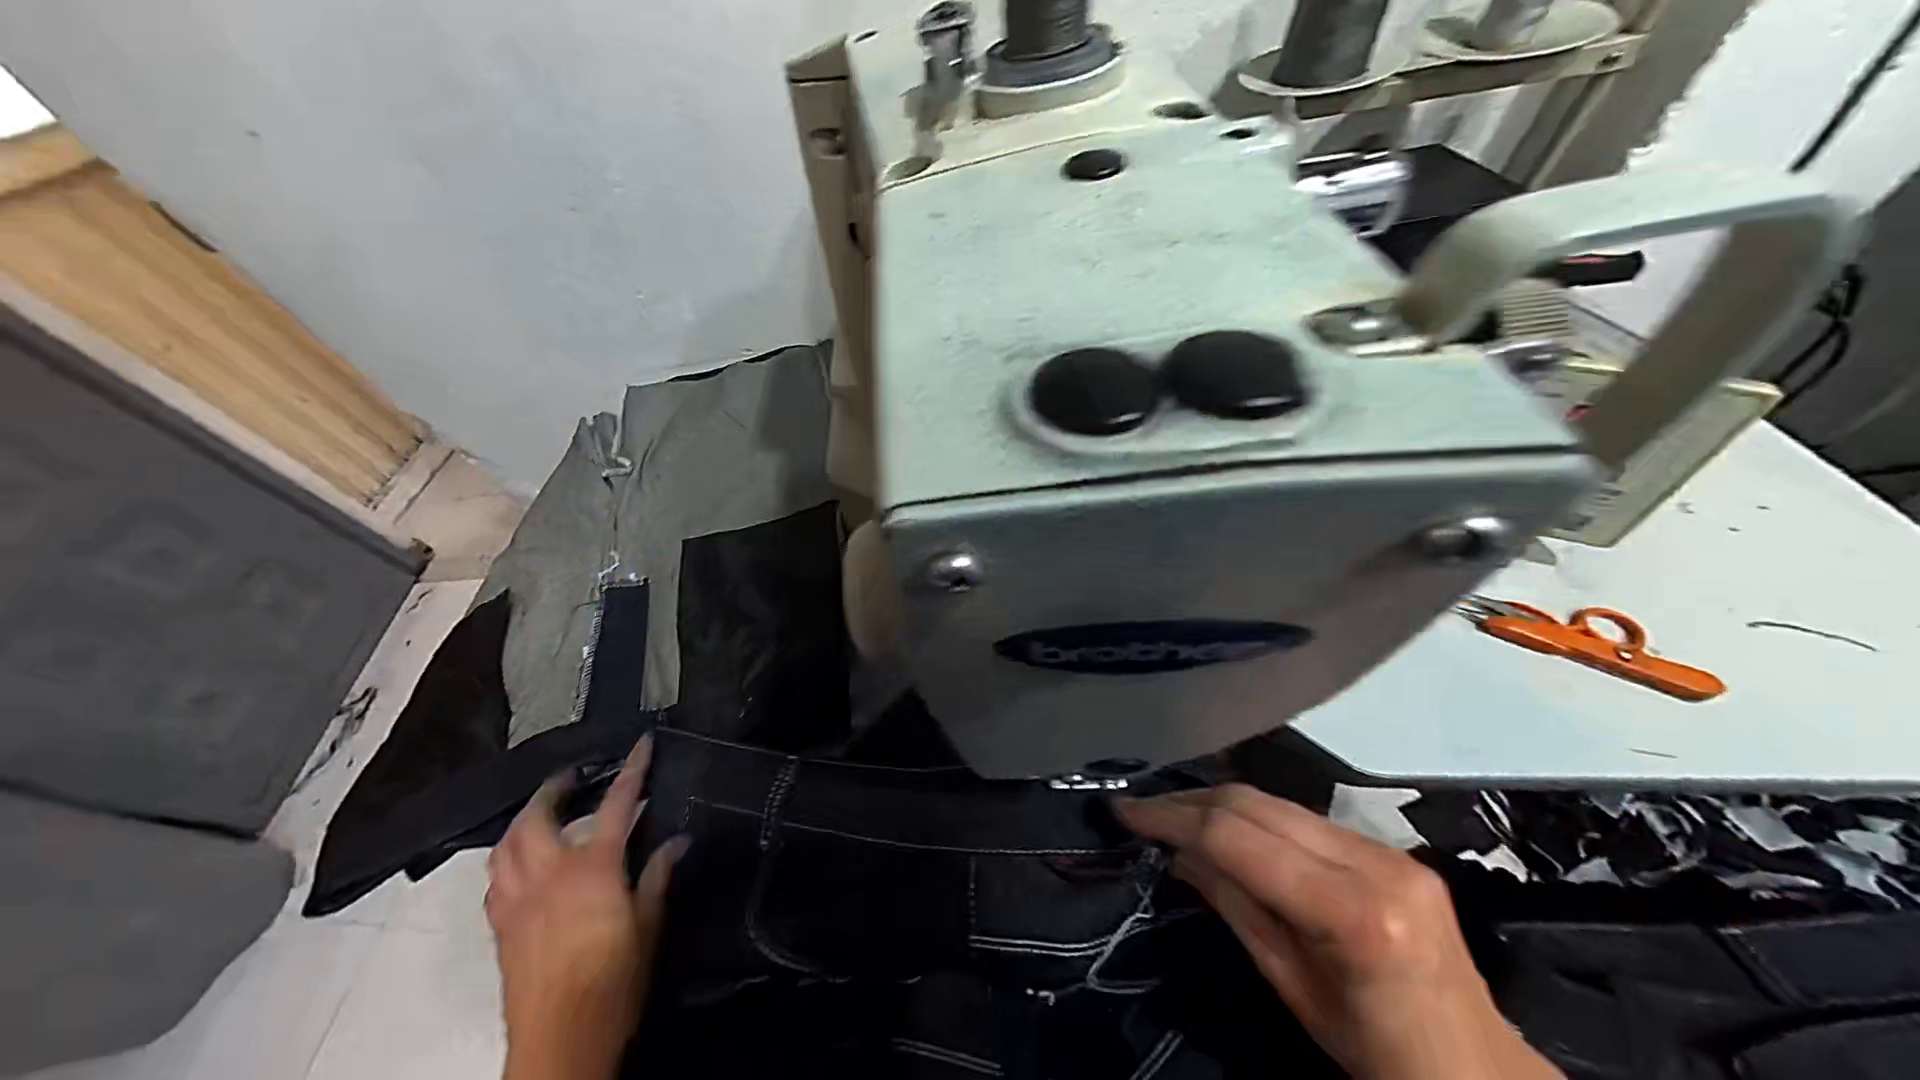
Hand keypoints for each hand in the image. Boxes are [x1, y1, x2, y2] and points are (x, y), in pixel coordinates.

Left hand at [486, 735, 686, 1079]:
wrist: (561, 1039)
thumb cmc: (614, 979)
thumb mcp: (650, 925)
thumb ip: (659, 876)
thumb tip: (678, 840)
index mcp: (592, 868)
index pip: (616, 804)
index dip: (632, 769)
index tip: (642, 744)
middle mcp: (548, 874)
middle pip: (539, 817)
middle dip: (554, 789)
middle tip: (573, 778)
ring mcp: (518, 900)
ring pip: (506, 845)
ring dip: (523, 819)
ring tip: (541, 812)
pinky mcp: (501, 926)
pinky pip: (495, 878)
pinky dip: (507, 858)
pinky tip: (521, 863)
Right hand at [1117, 785, 1560, 1079]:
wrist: (1479, 1071)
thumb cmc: (1379, 1053)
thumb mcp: (1294, 989)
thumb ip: (1235, 907)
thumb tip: (1177, 853)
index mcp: (1354, 913)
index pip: (1239, 839)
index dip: (1173, 819)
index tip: (1126, 813)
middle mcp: (1374, 862)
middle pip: (1256, 806)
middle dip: (1189, 802)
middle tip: (1141, 811)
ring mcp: (1387, 849)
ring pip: (1276, 802)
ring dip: (1216, 803)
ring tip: (1171, 815)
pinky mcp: (1389, 847)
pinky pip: (1301, 818)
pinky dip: (1252, 817)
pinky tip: (1225, 827)